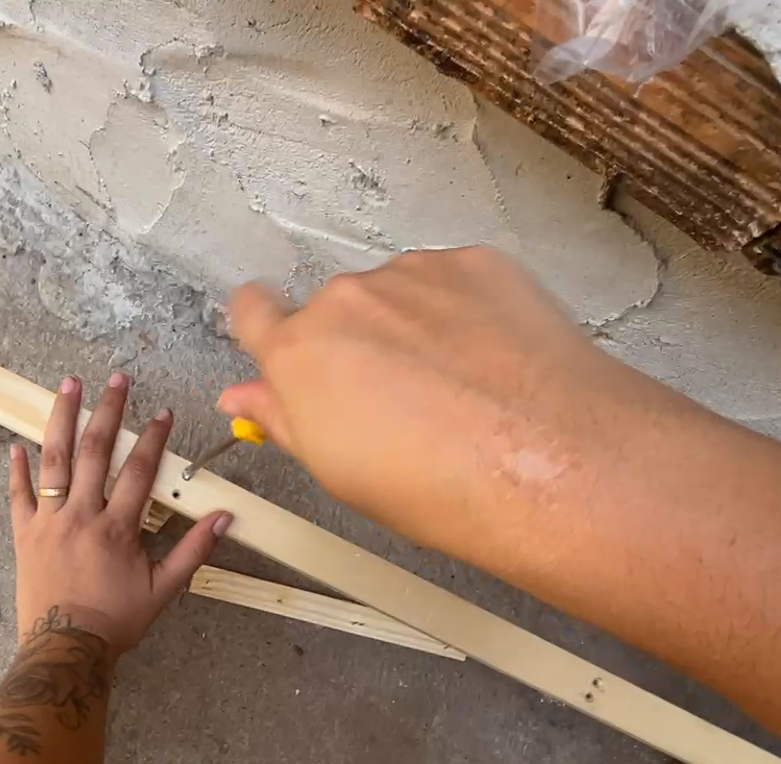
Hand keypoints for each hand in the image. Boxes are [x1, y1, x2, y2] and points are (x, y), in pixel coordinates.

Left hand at [8, 373, 231, 654]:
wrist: (66, 647)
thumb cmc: (116, 620)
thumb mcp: (164, 589)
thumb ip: (193, 550)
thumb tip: (224, 518)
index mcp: (117, 528)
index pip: (139, 471)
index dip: (154, 439)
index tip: (163, 412)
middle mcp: (81, 516)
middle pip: (96, 452)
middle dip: (109, 412)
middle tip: (117, 379)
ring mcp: (48, 523)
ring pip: (54, 461)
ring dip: (62, 419)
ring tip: (68, 385)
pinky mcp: (23, 535)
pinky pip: (17, 496)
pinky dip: (15, 470)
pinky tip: (14, 444)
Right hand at [217, 247, 703, 567]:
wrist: (538, 458)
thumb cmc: (431, 482)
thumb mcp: (333, 468)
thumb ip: (280, 418)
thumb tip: (242, 397)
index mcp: (298, 353)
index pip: (252, 309)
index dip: (266, 328)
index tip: (286, 348)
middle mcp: (345, 300)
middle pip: (332, 310)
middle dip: (350, 344)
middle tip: (389, 398)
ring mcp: (411, 275)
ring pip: (392, 295)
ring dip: (406, 327)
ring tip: (449, 385)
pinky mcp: (473, 263)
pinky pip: (446, 282)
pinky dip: (457, 312)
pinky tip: (483, 362)